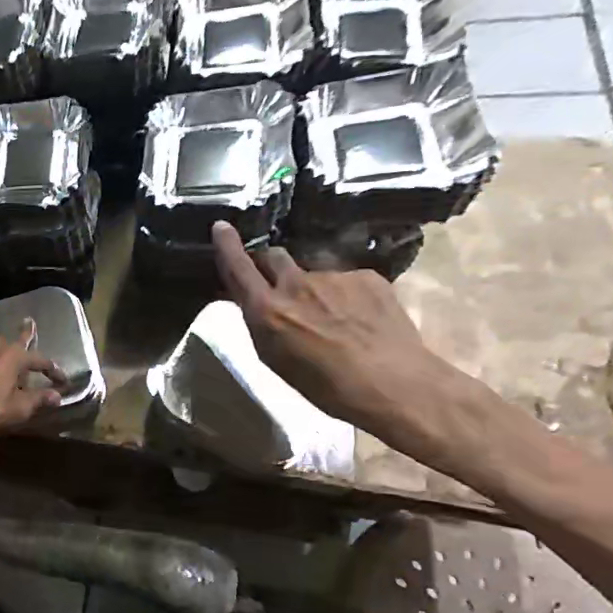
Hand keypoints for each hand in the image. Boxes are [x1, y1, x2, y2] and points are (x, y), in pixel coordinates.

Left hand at [0, 319, 65, 449]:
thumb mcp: (21, 406)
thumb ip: (40, 399)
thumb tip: (57, 396)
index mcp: (13, 358)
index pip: (39, 360)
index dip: (53, 370)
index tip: (63, 381)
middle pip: (14, 341)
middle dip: (25, 335)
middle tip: (29, 322)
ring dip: (7, 346)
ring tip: (12, 344)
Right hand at [211, 222, 476, 460]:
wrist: (391, 383)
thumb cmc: (325, 386)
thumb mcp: (276, 359)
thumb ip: (262, 324)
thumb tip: (256, 304)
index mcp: (267, 310)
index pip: (239, 267)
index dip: (227, 245)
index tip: (221, 226)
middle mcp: (296, 284)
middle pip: (274, 257)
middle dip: (271, 265)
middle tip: (280, 286)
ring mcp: (333, 275)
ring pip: (313, 272)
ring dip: (314, 287)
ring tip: (333, 317)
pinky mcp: (365, 276)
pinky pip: (346, 279)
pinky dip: (346, 294)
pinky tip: (360, 318)